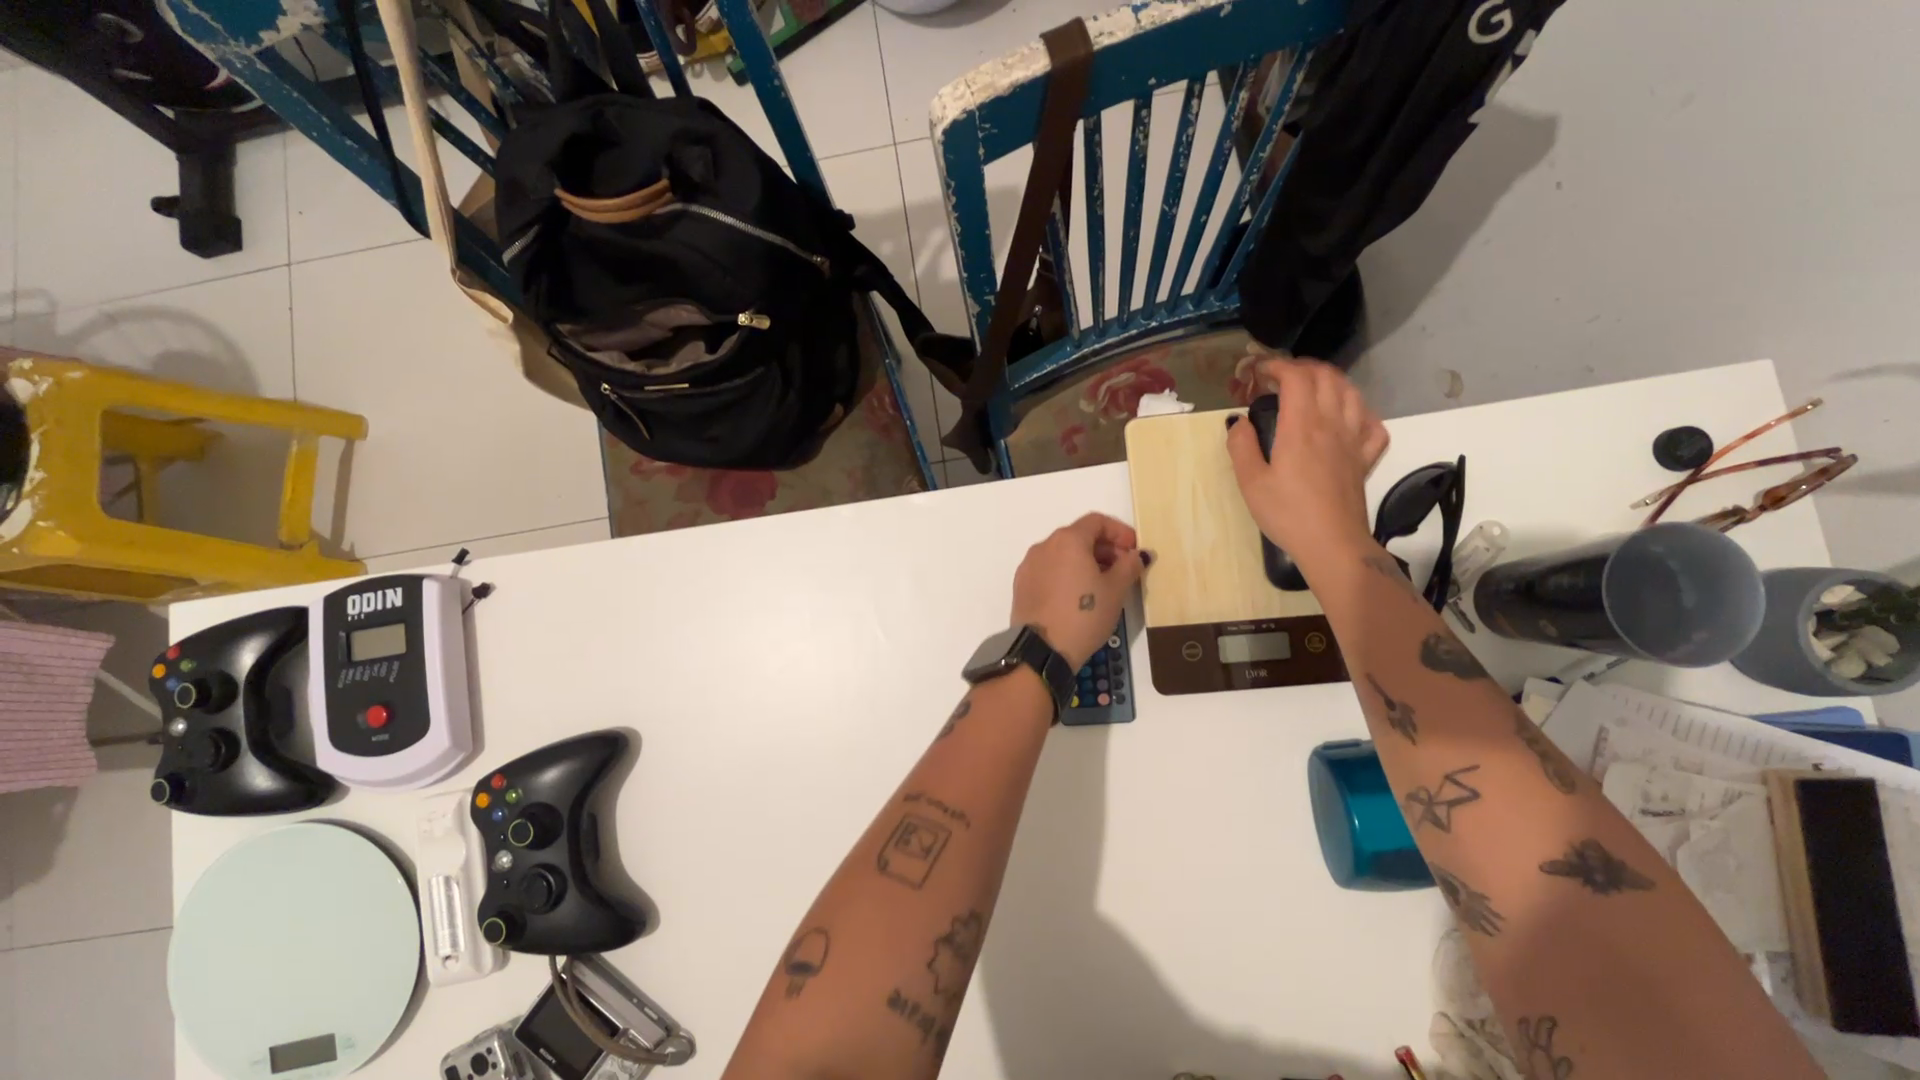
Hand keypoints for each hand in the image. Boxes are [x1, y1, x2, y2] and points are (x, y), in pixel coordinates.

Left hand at [1010, 513, 1148, 668]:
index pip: (1097, 521)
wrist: (1043, 651)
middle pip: (1079, 536)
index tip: (1134, 550)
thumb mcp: (1116, 590)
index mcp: (1067, 540)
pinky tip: (1078, 594)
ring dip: (1085, 561)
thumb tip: (1138, 555)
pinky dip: (1066, 573)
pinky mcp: (1021, 585)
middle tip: (1123, 568)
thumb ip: (1130, 565)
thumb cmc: (1085, 615)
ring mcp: (1029, 565)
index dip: (1120, 532)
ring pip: (1062, 553)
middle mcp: (1044, 546)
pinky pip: (1049, 570)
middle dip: (1104, 547)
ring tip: (1103, 583)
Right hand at [1226, 357, 1389, 566]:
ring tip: (1311, 389)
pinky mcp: (1366, 458)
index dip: (1276, 367)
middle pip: (1326, 377)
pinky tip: (1345, 419)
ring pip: (1351, 393)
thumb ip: (1241, 446)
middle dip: (1302, 368)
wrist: (1333, 544)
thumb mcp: (1251, 482)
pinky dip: (1359, 412)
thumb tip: (1238, 422)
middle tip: (1281, 378)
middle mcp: (1332, 425)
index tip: (1258, 373)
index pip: (1296, 377)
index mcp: (1302, 427)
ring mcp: (1354, 440)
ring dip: (1330, 382)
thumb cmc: (1287, 514)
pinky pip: (1372, 424)